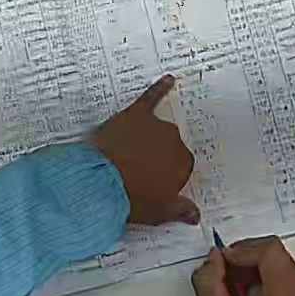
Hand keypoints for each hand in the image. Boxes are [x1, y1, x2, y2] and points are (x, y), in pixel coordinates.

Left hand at [91, 75, 199, 224]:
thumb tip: (195, 215)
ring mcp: (154, 126)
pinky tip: (168, 80)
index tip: (154, 182)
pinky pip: (151, 97)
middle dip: (156, 156)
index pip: (180, 166)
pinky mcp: (135, 115)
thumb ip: (181, 211)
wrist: (99, 182)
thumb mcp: (160, 212)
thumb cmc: (131, 197)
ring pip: (157, 128)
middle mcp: (172, 140)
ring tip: (130, 153)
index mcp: (182, 162)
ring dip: (149, 136)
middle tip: (139, 171)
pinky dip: (160, 88)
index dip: (165, 174)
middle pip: (168, 145)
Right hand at [190, 236, 294, 295]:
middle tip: (229, 269)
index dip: (243, 250)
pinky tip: (254, 286)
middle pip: (275, 250)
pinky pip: (286, 267)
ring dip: (256, 261)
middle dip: (247, 254)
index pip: (269, 251)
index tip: (227, 260)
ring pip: (280, 257)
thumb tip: (217, 257)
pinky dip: (267, 269)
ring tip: (240, 280)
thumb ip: (208, 281)